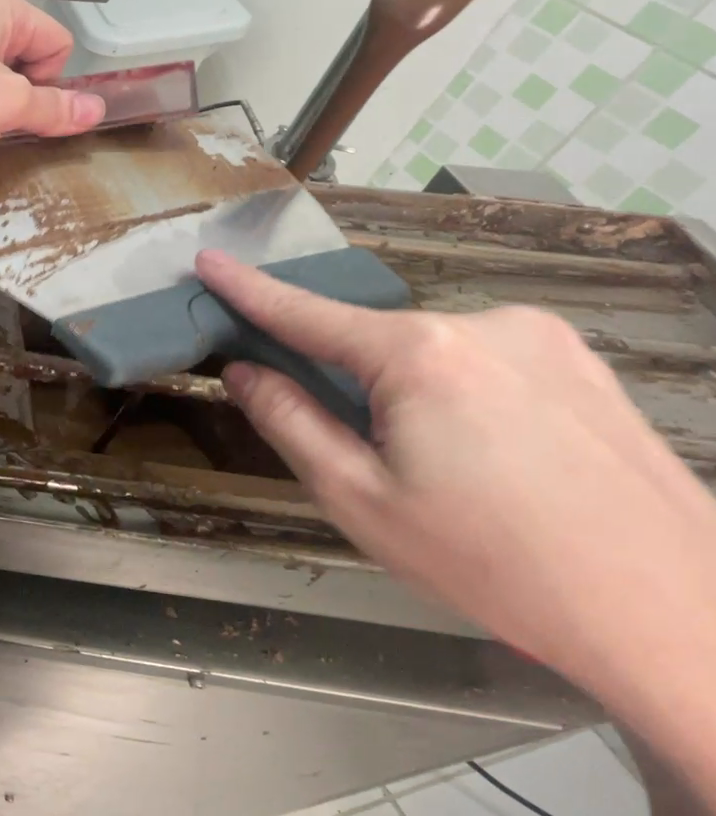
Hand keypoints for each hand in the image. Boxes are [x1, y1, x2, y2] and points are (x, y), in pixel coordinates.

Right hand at [198, 249, 715, 799]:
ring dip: (408, 392)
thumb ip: (289, 422)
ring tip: (447, 475)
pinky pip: (485, 362)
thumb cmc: (495, 563)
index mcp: (420, 355)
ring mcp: (546, 340)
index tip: (207, 260)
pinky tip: (493, 461)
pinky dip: (459, 394)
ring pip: (431, 353)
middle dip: (347, 379)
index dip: (248, 289)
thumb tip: (245, 371)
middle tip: (364, 456)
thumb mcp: (358, 499)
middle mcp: (485, 325)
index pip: (306, 314)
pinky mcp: (585, 365)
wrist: (674, 618)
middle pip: (373, 338)